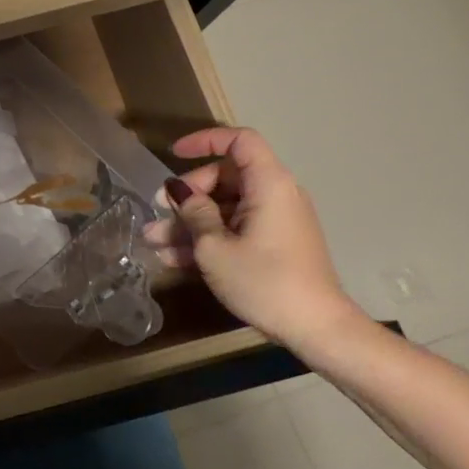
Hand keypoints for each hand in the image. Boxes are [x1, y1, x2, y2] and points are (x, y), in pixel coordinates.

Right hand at [143, 127, 365, 351]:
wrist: (315, 327)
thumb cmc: (264, 280)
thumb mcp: (215, 247)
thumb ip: (193, 213)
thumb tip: (178, 192)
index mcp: (268, 185)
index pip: (239, 141)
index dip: (205, 140)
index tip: (173, 155)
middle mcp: (275, 195)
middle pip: (225, 178)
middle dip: (186, 195)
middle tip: (157, 213)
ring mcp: (274, 222)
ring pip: (224, 208)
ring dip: (188, 223)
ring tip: (153, 242)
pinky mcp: (272, 245)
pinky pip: (234, 229)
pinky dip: (206, 239)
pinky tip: (172, 259)